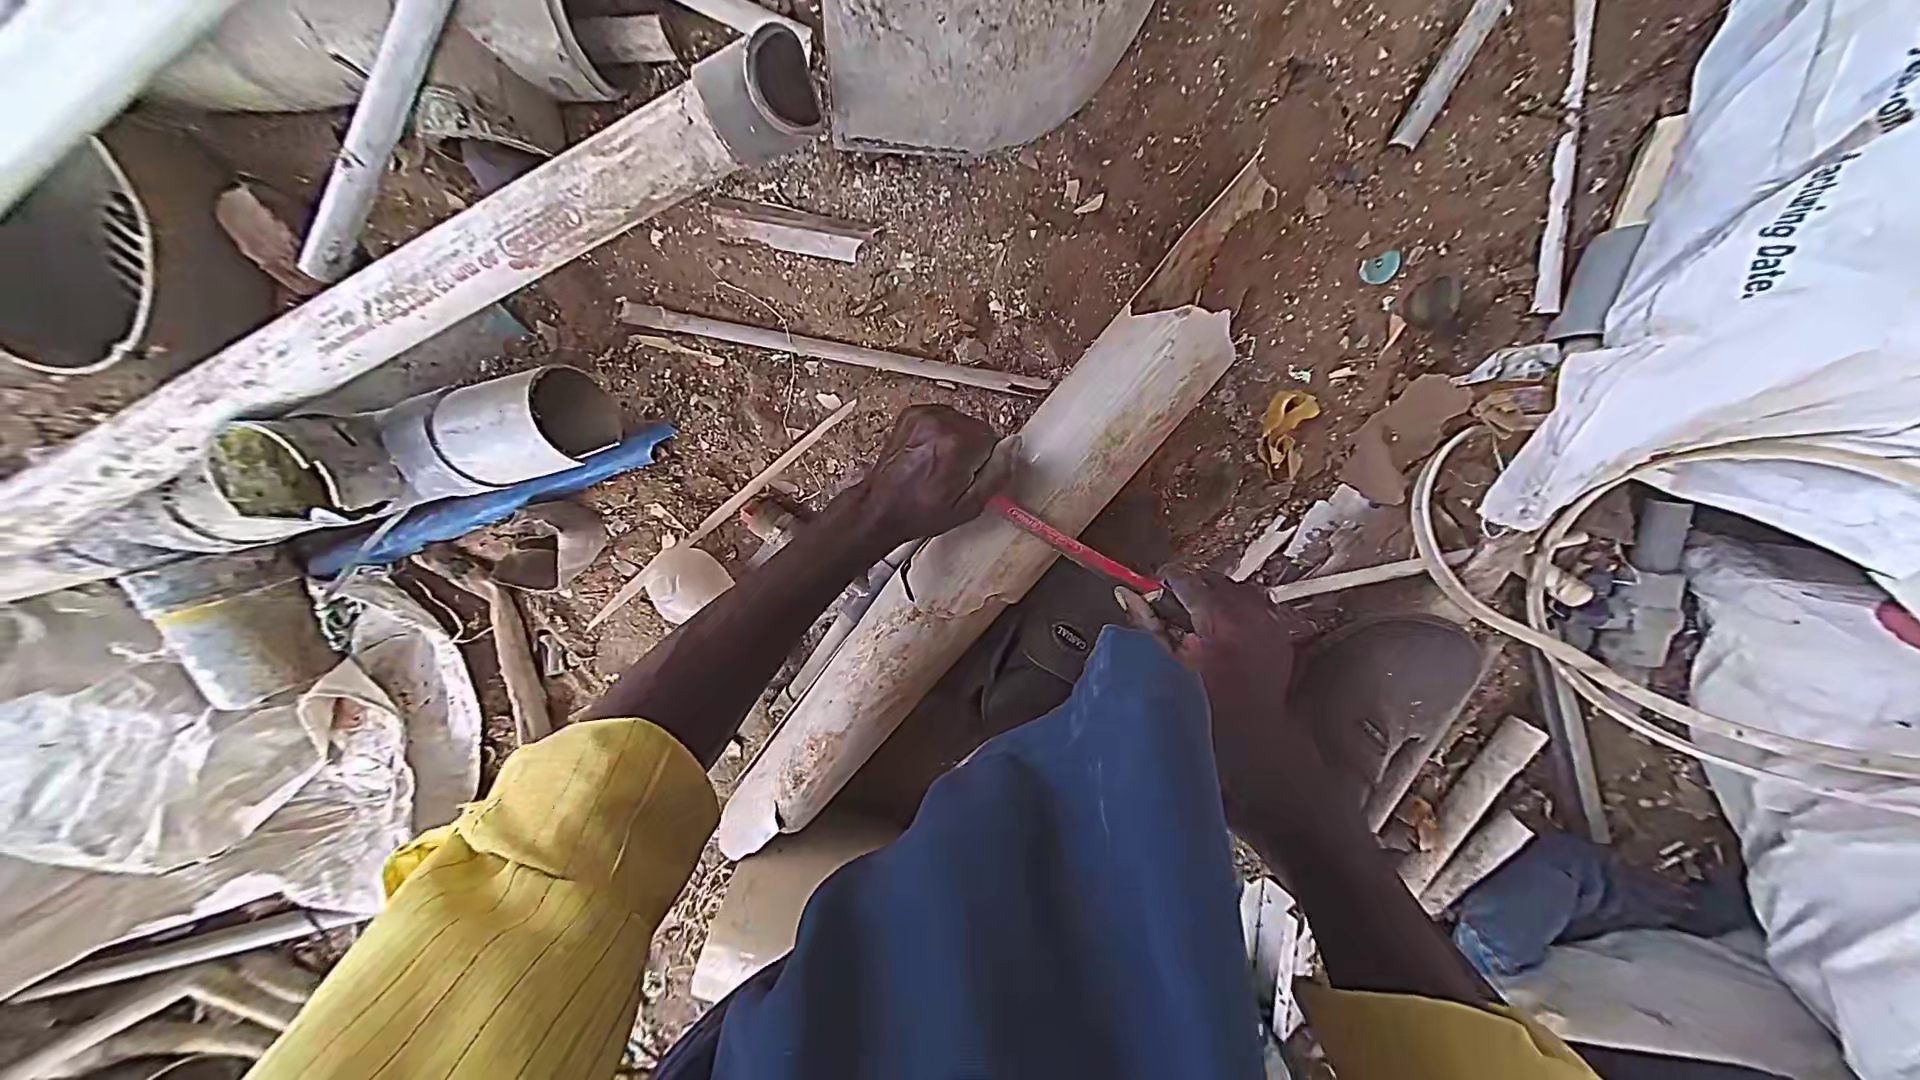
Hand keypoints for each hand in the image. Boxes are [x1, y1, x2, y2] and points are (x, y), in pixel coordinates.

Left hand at [844, 405, 1015, 546]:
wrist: (882, 507)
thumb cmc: (919, 511)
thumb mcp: (970, 506)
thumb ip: (998, 473)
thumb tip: (1014, 446)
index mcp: (958, 445)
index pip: (995, 440)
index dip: (984, 463)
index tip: (968, 478)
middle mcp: (940, 423)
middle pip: (978, 429)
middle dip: (971, 451)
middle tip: (951, 476)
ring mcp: (924, 416)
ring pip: (961, 423)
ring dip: (956, 441)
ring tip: (937, 466)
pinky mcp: (912, 414)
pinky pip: (943, 419)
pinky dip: (940, 434)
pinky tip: (929, 454)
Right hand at [1157, 572, 1360, 838]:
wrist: (1261, 765)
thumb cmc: (1212, 725)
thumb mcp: (1166, 672)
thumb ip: (1148, 628)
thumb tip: (1130, 598)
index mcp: (1220, 619)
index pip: (1185, 577)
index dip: (1161, 586)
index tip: (1148, 598)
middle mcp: (1251, 616)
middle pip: (1211, 579)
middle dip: (1187, 592)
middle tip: (1166, 616)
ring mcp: (1270, 628)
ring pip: (1233, 591)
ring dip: (1210, 602)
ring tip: (1192, 628)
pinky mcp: (1280, 642)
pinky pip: (1253, 610)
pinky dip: (1232, 616)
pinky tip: (1217, 640)